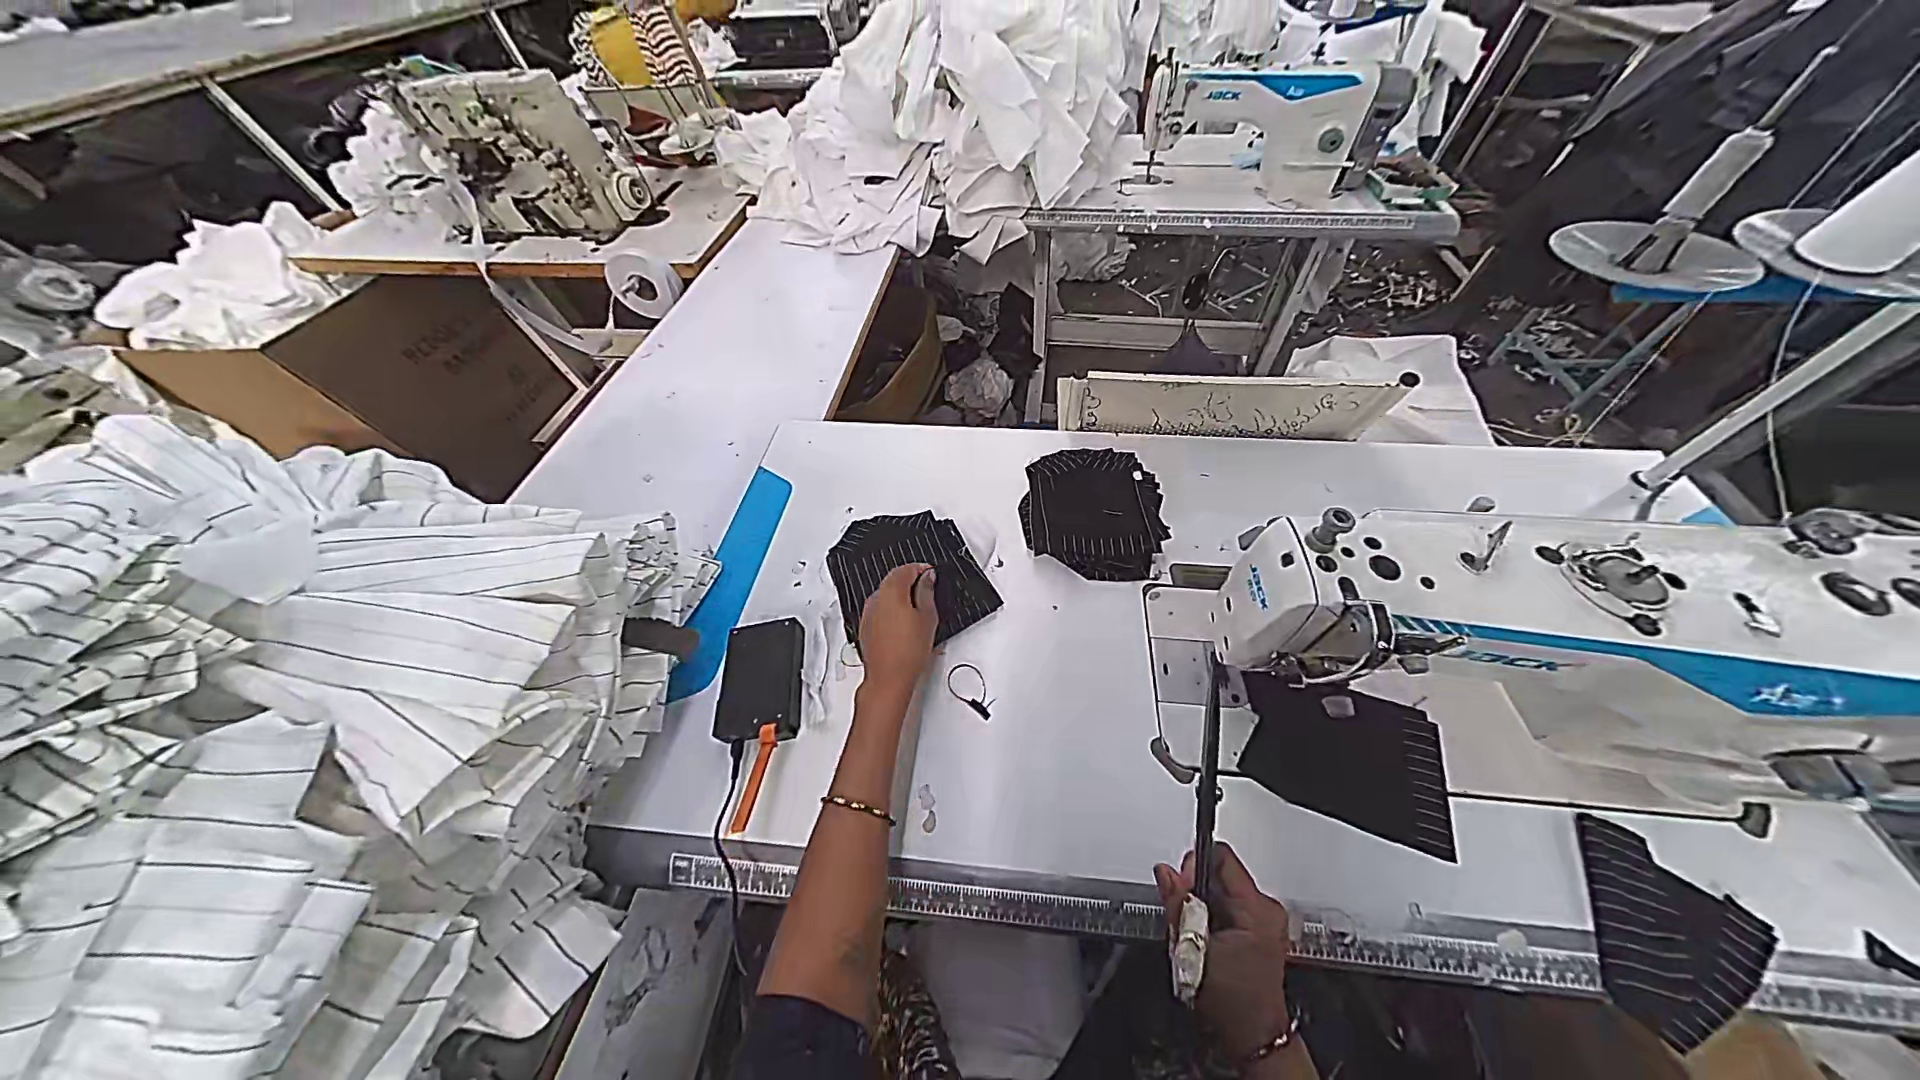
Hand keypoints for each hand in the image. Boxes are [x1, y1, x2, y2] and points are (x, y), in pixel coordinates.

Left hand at [858, 563, 937, 697]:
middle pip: (893, 579)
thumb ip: (927, 592)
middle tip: (927, 588)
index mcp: (891, 591)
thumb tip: (927, 578)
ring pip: (885, 594)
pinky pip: (879, 609)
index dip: (921, 568)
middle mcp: (875, 599)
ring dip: (900, 595)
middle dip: (910, 580)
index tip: (931, 573)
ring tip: (918, 608)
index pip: (906, 569)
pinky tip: (904, 622)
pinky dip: (891, 609)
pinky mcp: (866, 626)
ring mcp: (868, 613)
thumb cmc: (907, 652)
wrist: (888, 678)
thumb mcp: (927, 617)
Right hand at [1155, 843, 1292, 1060]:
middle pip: (1219, 873)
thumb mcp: (1192, 948)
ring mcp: (1266, 918)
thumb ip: (1178, 903)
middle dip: (1196, 890)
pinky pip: (1227, 904)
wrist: (1252, 1038)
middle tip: (1188, 919)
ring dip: (1201, 904)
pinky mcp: (1260, 927)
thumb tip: (1166, 872)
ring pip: (1220, 889)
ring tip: (1197, 933)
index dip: (1194, 867)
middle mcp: (1267, 909)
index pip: (1221, 857)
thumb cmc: (1231, 1003)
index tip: (1183, 887)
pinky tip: (1207, 938)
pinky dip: (1211, 914)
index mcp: (1257, 909)